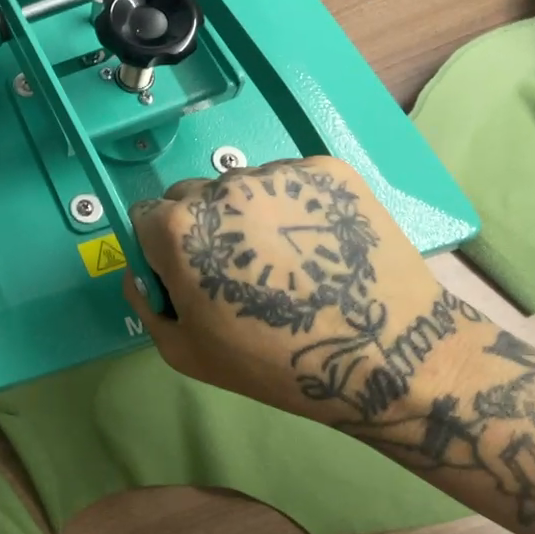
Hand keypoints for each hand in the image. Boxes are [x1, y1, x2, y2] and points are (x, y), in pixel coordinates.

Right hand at [123, 156, 488, 424]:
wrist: (394, 357)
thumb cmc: (276, 364)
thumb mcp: (186, 353)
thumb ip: (145, 305)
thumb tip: (141, 272)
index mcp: (178, 229)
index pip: (146, 216)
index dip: (162, 248)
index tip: (191, 274)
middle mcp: (219, 187)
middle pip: (190, 195)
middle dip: (202, 226)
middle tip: (239, 269)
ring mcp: (275, 174)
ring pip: (240, 186)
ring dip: (248, 213)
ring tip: (288, 260)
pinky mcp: (325, 170)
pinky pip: (290, 180)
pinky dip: (295, 204)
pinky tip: (317, 244)